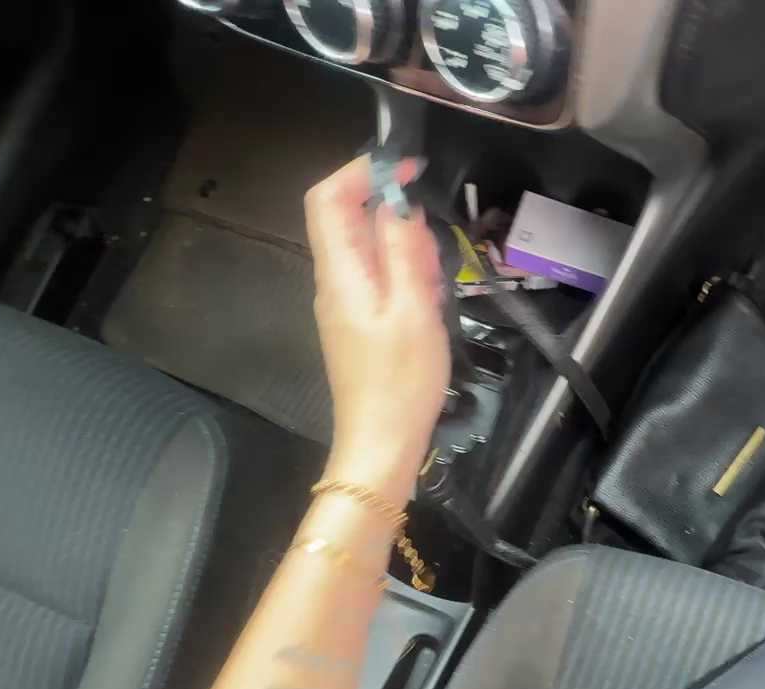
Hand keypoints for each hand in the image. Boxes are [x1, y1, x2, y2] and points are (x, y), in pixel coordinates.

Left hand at [304, 156, 450, 488]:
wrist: (383, 444)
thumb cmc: (401, 381)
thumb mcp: (413, 310)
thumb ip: (403, 251)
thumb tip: (397, 201)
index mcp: (340, 273)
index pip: (328, 198)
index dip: (361, 171)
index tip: (407, 168)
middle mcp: (335, 283)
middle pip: (349, 223)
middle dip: (393, 217)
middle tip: (432, 246)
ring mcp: (346, 307)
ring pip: (370, 254)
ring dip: (404, 252)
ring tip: (435, 280)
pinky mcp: (361, 328)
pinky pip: (379, 284)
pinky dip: (405, 280)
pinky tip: (430, 303)